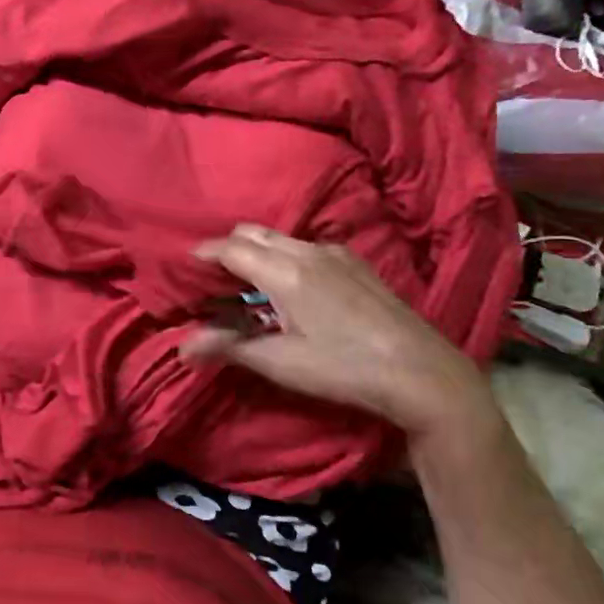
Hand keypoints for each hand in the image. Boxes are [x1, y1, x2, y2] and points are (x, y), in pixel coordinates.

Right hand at [183, 224, 496, 441]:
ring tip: (249, 283)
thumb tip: (183, 345)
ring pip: (282, 237)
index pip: (230, 248)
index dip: (203, 254)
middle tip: (214, 277)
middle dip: (228, 248)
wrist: (421, 371)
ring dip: (258, 251)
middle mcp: (307, 250)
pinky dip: (285, 256)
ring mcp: (336, 253)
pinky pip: (307, 246)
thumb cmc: (343, 368)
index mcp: (284, 271)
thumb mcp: (281, 362)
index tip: (184, 265)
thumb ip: (229, 347)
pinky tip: (293, 288)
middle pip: (254, 233)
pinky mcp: (356, 263)